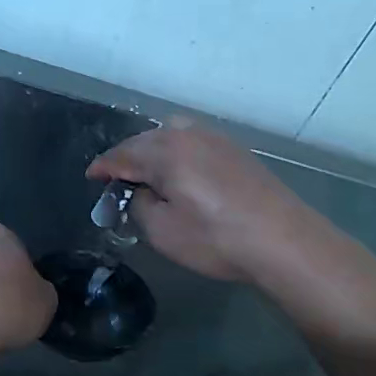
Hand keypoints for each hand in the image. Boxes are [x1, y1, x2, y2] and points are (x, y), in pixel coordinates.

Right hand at [87, 119, 319, 283]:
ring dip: (155, 152)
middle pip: (146, 140)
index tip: (92, 178)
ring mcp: (218, 140)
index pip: (122, 154)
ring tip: (148, 176)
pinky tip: (182, 175)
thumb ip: (140, 206)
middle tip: (117, 181)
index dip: (103, 167)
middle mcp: (190, 135)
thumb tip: (139, 193)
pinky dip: (179, 154)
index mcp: (166, 151)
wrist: (282, 240)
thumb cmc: (216, 238)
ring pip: (173, 137)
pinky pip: (195, 144)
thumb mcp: (163, 231)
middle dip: (127, 158)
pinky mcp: (238, 152)